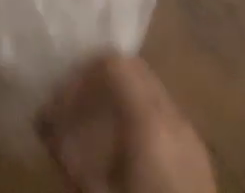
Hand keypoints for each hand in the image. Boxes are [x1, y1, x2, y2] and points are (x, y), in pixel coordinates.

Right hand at [36, 56, 214, 192]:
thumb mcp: (93, 188)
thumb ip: (69, 156)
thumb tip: (44, 125)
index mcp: (150, 124)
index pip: (115, 64)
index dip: (82, 74)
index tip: (59, 100)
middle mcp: (176, 121)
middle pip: (136, 74)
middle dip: (99, 84)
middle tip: (70, 110)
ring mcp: (193, 141)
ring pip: (151, 97)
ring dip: (119, 103)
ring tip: (92, 135)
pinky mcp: (200, 164)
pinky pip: (165, 124)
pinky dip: (138, 126)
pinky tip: (120, 160)